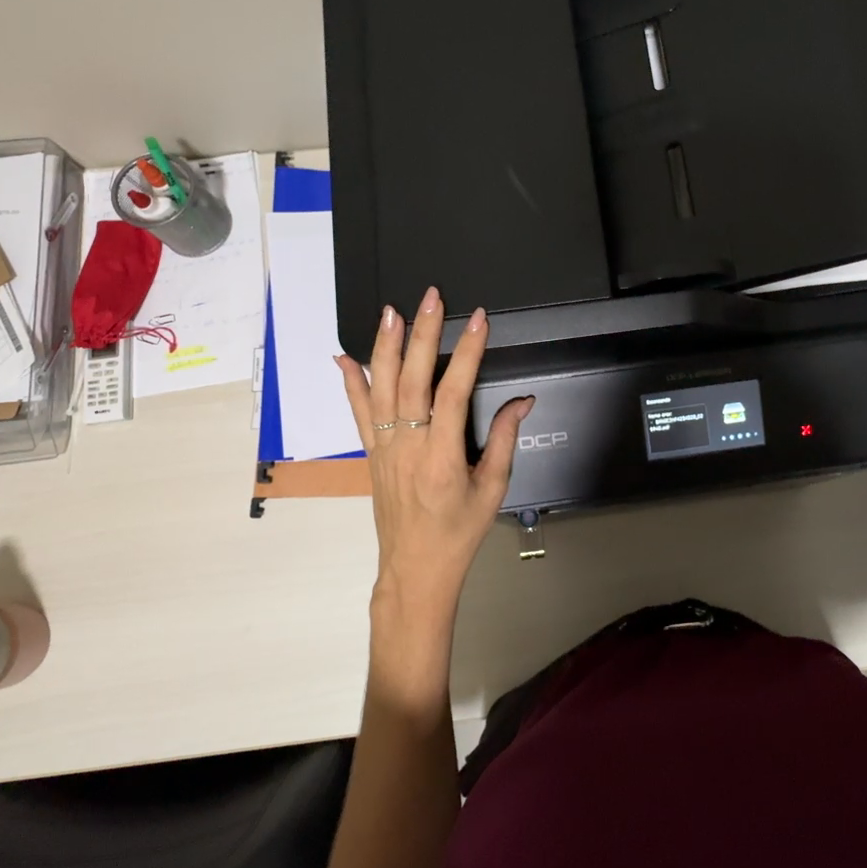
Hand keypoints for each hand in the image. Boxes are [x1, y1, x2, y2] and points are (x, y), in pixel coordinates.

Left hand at [335, 288, 534, 615]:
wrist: (415, 568)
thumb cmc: (457, 533)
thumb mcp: (492, 489)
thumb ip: (502, 440)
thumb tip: (521, 402)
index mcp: (441, 457)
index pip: (453, 392)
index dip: (467, 353)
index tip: (479, 321)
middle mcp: (407, 447)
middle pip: (412, 380)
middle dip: (423, 334)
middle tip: (432, 299)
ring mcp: (384, 448)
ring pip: (381, 388)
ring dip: (385, 346)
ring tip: (392, 311)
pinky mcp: (372, 453)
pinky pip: (359, 412)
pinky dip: (351, 382)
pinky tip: (345, 356)